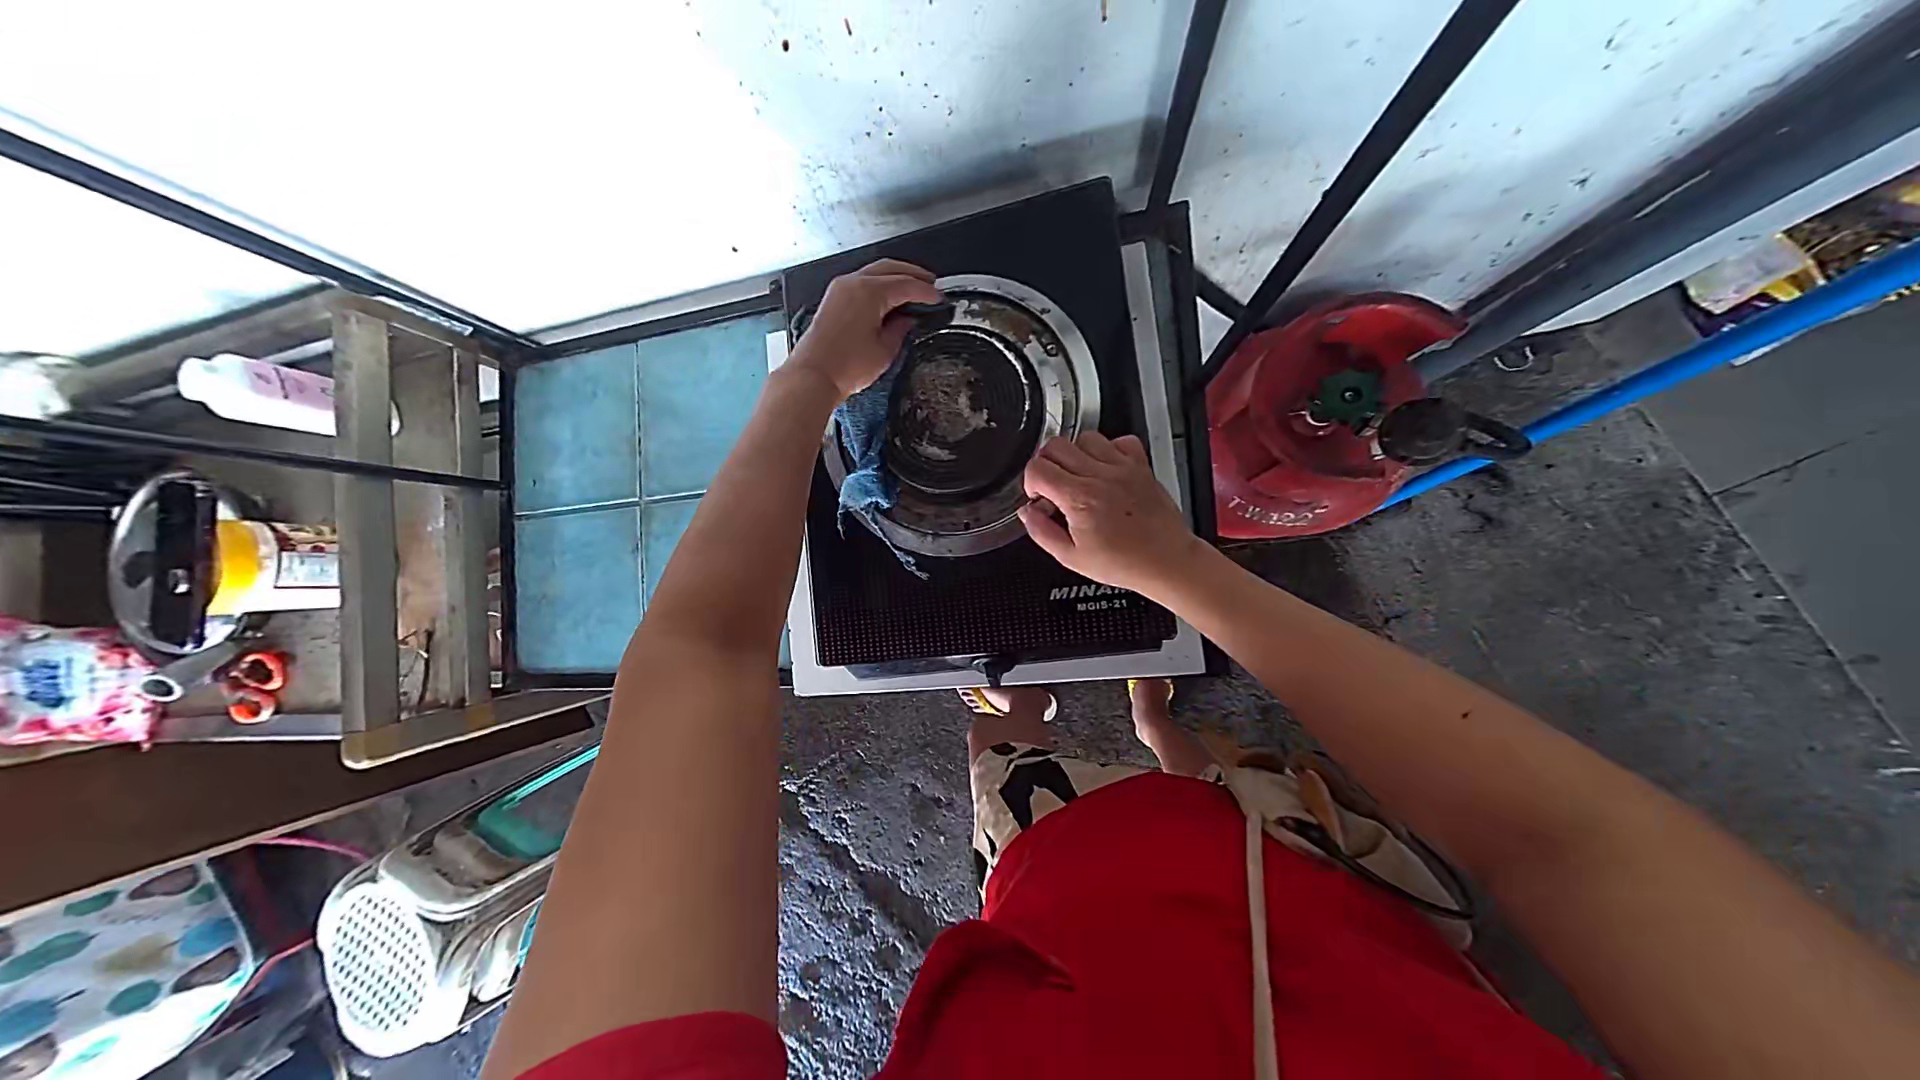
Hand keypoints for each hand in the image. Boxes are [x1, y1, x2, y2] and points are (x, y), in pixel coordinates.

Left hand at [787, 259, 941, 398]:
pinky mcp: (833, 300)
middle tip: (929, 283)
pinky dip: (878, 285)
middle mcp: (853, 284)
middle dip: (912, 274)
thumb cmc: (843, 366)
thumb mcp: (885, 350)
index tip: (938, 297)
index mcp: (870, 292)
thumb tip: (907, 321)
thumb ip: (901, 329)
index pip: (906, 285)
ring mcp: (840, 290)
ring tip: (911, 288)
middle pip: (890, 268)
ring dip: (894, 277)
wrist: (813, 376)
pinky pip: (860, 283)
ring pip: (874, 273)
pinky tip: (888, 298)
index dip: (926, 292)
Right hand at [1018, 433, 1205, 597]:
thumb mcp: (1071, 558)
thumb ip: (1041, 532)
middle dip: (1046, 464)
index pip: (1038, 469)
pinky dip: (1108, 449)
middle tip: (1053, 487)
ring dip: (1075, 454)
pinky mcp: (1141, 467)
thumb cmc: (1126, 563)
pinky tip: (1104, 470)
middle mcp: (1101, 477)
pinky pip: (1120, 441)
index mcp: (1080, 499)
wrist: (1167, 562)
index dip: (1030, 482)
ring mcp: (1123, 468)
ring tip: (1078, 477)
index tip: (1039, 497)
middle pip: (1056, 446)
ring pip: (1085, 437)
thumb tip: (1027, 513)